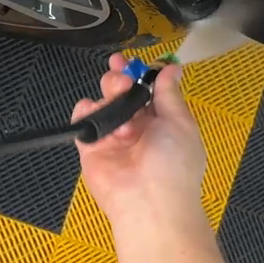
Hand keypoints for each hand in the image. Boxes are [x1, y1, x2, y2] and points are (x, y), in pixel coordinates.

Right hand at [72, 54, 209, 236]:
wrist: (148, 201)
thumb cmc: (173, 164)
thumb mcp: (180, 123)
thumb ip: (169, 94)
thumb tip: (172, 69)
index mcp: (161, 121)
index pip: (146, 90)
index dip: (138, 73)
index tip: (130, 61)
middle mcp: (136, 127)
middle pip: (121, 93)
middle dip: (119, 79)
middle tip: (121, 78)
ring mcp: (112, 136)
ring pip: (103, 102)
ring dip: (108, 96)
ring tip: (117, 103)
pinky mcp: (91, 146)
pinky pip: (83, 121)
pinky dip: (86, 111)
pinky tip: (95, 112)